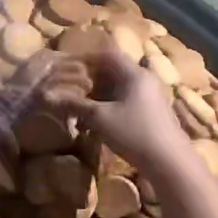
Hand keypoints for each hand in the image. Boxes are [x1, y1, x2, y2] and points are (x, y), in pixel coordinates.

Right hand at [43, 49, 190, 173]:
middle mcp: (144, 81)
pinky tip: (93, 120)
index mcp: (135, 75)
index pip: (108, 55)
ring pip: (117, 87)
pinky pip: (123, 100)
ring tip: (76, 105)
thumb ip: (73, 104)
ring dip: (95, 94)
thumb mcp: (99, 117)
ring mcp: (149, 98)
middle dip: (88, 78)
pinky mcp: (150, 113)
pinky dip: (106, 105)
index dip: (85, 58)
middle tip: (67, 87)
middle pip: (112, 71)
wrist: (170, 163)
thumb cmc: (134, 132)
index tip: (66, 67)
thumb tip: (47, 96)